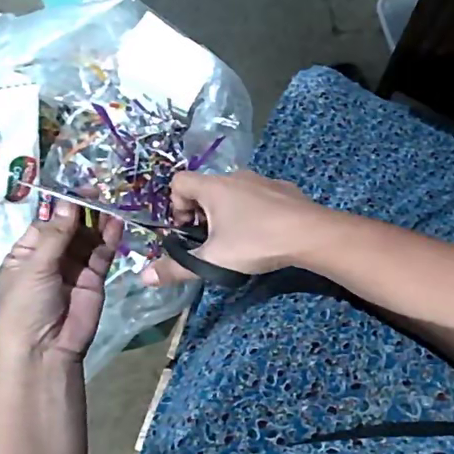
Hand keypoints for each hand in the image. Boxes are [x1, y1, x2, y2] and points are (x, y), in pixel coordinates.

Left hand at [0, 201, 123, 363]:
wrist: (45, 351)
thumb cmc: (26, 307)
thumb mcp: (34, 267)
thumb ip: (56, 235)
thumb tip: (69, 202)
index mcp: (25, 253)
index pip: (45, 222)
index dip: (61, 204)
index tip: (78, 186)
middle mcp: (49, 258)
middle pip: (69, 227)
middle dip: (83, 209)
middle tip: (101, 189)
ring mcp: (73, 268)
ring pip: (88, 237)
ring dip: (98, 220)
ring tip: (112, 200)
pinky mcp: (94, 278)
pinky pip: (102, 253)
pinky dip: (110, 237)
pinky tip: (117, 221)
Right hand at [141, 171, 328, 287]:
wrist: (310, 233)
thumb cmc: (256, 242)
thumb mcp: (213, 260)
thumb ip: (177, 268)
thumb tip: (144, 277)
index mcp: (214, 187)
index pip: (179, 182)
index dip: (175, 206)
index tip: (187, 231)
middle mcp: (236, 176)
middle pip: (206, 188)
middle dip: (201, 213)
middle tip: (210, 241)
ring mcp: (262, 180)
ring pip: (233, 192)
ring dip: (227, 212)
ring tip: (237, 240)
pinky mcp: (284, 189)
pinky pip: (257, 196)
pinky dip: (252, 211)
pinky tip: (264, 234)